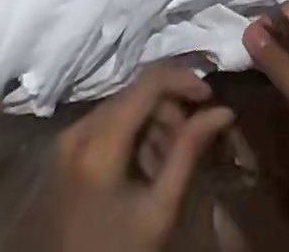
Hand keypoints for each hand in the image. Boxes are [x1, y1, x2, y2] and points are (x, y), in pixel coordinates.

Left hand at [21, 64, 234, 251]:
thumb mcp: (161, 208)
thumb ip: (190, 151)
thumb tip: (224, 110)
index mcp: (99, 145)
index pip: (149, 82)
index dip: (184, 80)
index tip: (209, 98)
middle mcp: (77, 131)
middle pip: (136, 93)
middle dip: (170, 110)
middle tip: (189, 144)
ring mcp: (66, 140)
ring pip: (124, 105)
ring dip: (153, 123)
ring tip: (167, 162)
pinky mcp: (64, 150)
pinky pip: (108, 121)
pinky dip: (133, 133)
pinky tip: (144, 166)